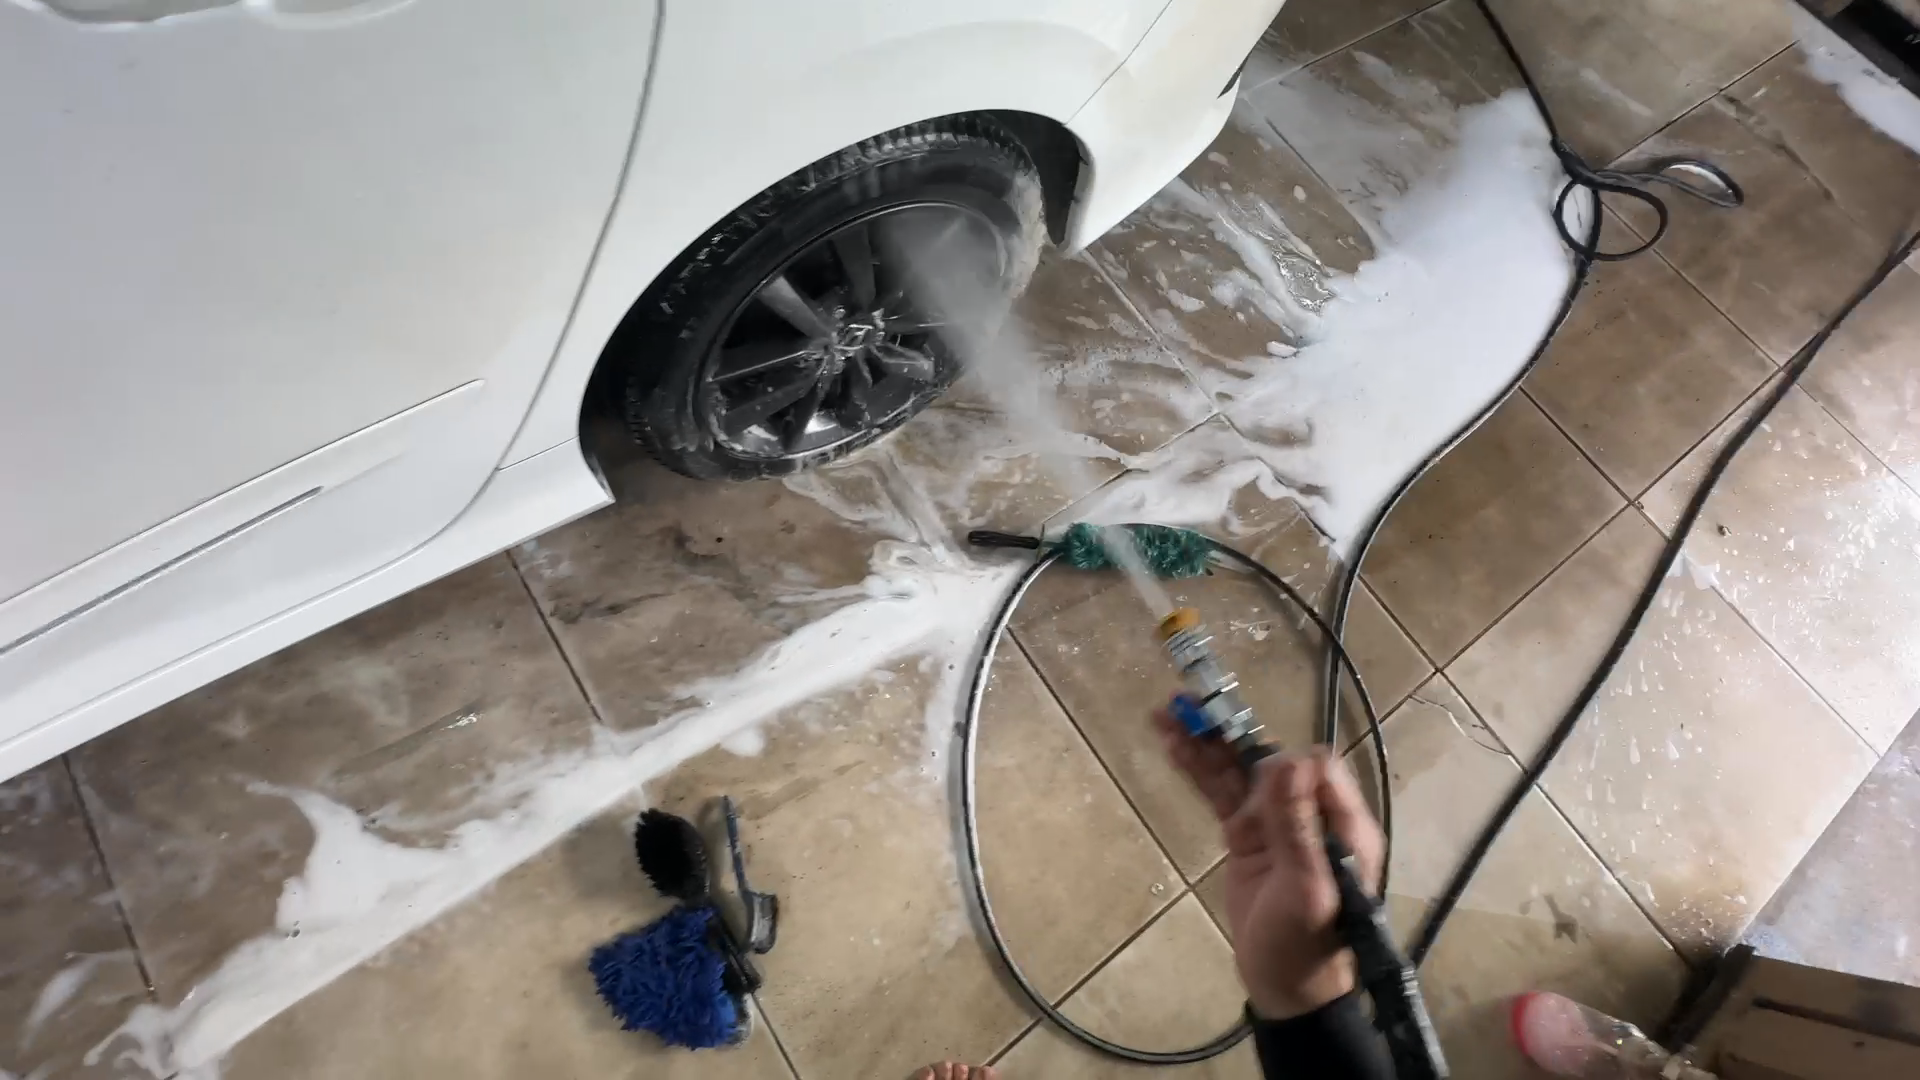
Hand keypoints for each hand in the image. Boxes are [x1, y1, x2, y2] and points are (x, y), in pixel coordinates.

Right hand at [1154, 705, 1384, 1019]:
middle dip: (1229, 731)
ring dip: (1204, 741)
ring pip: (1235, 769)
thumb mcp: (1307, 889)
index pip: (1315, 768)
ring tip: (1167, 714)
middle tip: (1189, 705)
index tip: (1243, 749)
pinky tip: (1172, 744)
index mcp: (1338, 824)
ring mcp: (1271, 821)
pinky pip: (1218, 791)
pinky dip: (1196, 767)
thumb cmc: (1305, 945)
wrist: (1283, 987)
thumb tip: (1290, 759)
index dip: (1280, 754)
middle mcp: (1307, 812)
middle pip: (1266, 758)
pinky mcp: (1244, 832)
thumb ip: (1298, 825)